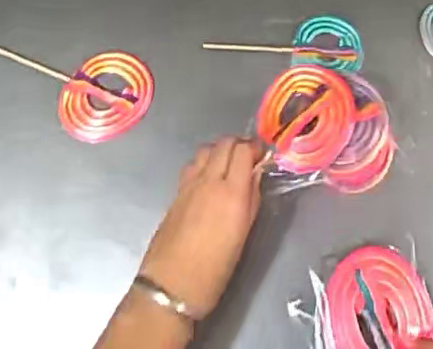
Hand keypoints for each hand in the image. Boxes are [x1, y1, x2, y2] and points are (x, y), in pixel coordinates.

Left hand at [137, 136, 265, 315]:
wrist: (170, 289)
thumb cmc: (214, 269)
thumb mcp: (243, 234)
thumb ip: (252, 198)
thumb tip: (256, 174)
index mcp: (231, 192)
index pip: (244, 150)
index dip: (255, 147)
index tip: (262, 155)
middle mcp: (209, 181)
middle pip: (224, 143)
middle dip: (238, 144)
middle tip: (247, 157)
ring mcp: (189, 185)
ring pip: (206, 149)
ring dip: (219, 150)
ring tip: (227, 165)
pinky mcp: (175, 194)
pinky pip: (192, 165)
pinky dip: (204, 163)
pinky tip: (207, 179)